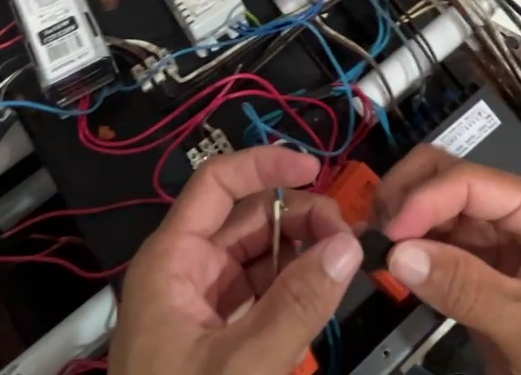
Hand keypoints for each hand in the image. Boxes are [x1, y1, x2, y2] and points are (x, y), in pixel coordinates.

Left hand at [112, 146, 361, 374]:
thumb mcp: (242, 367)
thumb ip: (297, 306)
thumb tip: (348, 247)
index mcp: (172, 261)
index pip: (216, 185)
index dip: (264, 165)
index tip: (315, 168)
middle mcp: (185, 272)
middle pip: (244, 218)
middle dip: (296, 214)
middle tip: (346, 235)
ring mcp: (202, 306)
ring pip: (258, 255)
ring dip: (301, 249)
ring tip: (342, 260)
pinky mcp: (220, 337)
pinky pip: (261, 293)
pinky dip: (293, 286)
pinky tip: (323, 290)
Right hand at [376, 146, 520, 374]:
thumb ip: (466, 287)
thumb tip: (398, 252)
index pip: (467, 181)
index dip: (424, 200)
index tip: (388, 233)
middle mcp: (516, 212)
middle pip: (448, 179)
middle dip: (408, 196)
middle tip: (372, 227)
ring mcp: (497, 243)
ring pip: (436, 211)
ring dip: (404, 222)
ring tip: (371, 245)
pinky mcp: (481, 274)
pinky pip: (437, 248)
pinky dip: (412, 251)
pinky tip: (390, 262)